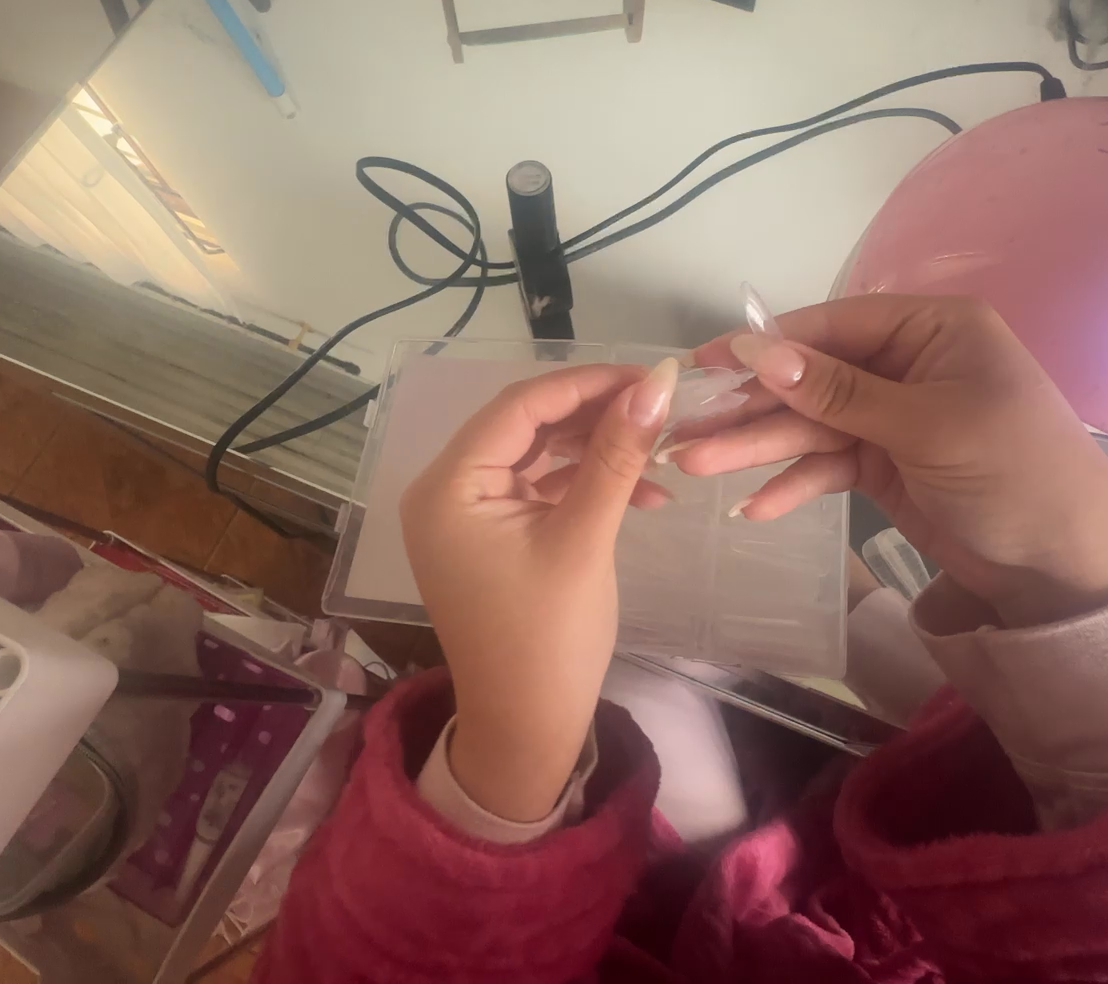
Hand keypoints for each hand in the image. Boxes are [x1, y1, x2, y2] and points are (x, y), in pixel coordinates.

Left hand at [400, 360, 677, 820]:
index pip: (520, 407)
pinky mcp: (493, 534)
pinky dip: (585, 485)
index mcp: (449, 487)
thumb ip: (616, 455)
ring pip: (538, 455)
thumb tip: (657, 384)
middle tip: (661, 408)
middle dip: (597, 415)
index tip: (652, 376)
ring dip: (597, 450)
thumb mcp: (584, 539)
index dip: (588, 383)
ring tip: (660, 451)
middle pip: (527, 426)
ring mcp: (468, 514)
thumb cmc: (548, 640)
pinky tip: (641, 492)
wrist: (527, 730)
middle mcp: (446, 490)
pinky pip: (539, 489)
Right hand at [674, 295, 1107, 628]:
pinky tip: (754, 508)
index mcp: (929, 330)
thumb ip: (837, 390)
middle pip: (810, 380)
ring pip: (810, 426)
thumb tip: (757, 350)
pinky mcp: (881, 465)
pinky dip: (793, 484)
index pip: (830, 325)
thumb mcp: (925, 425)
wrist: (1065, 570)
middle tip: (684, 428)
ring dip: (757, 448)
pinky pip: (826, 466)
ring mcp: (890, 418)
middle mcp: (904, 365)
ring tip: (697, 468)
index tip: (703, 364)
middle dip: (749, 407)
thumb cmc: (1012, 474)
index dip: (765, 345)